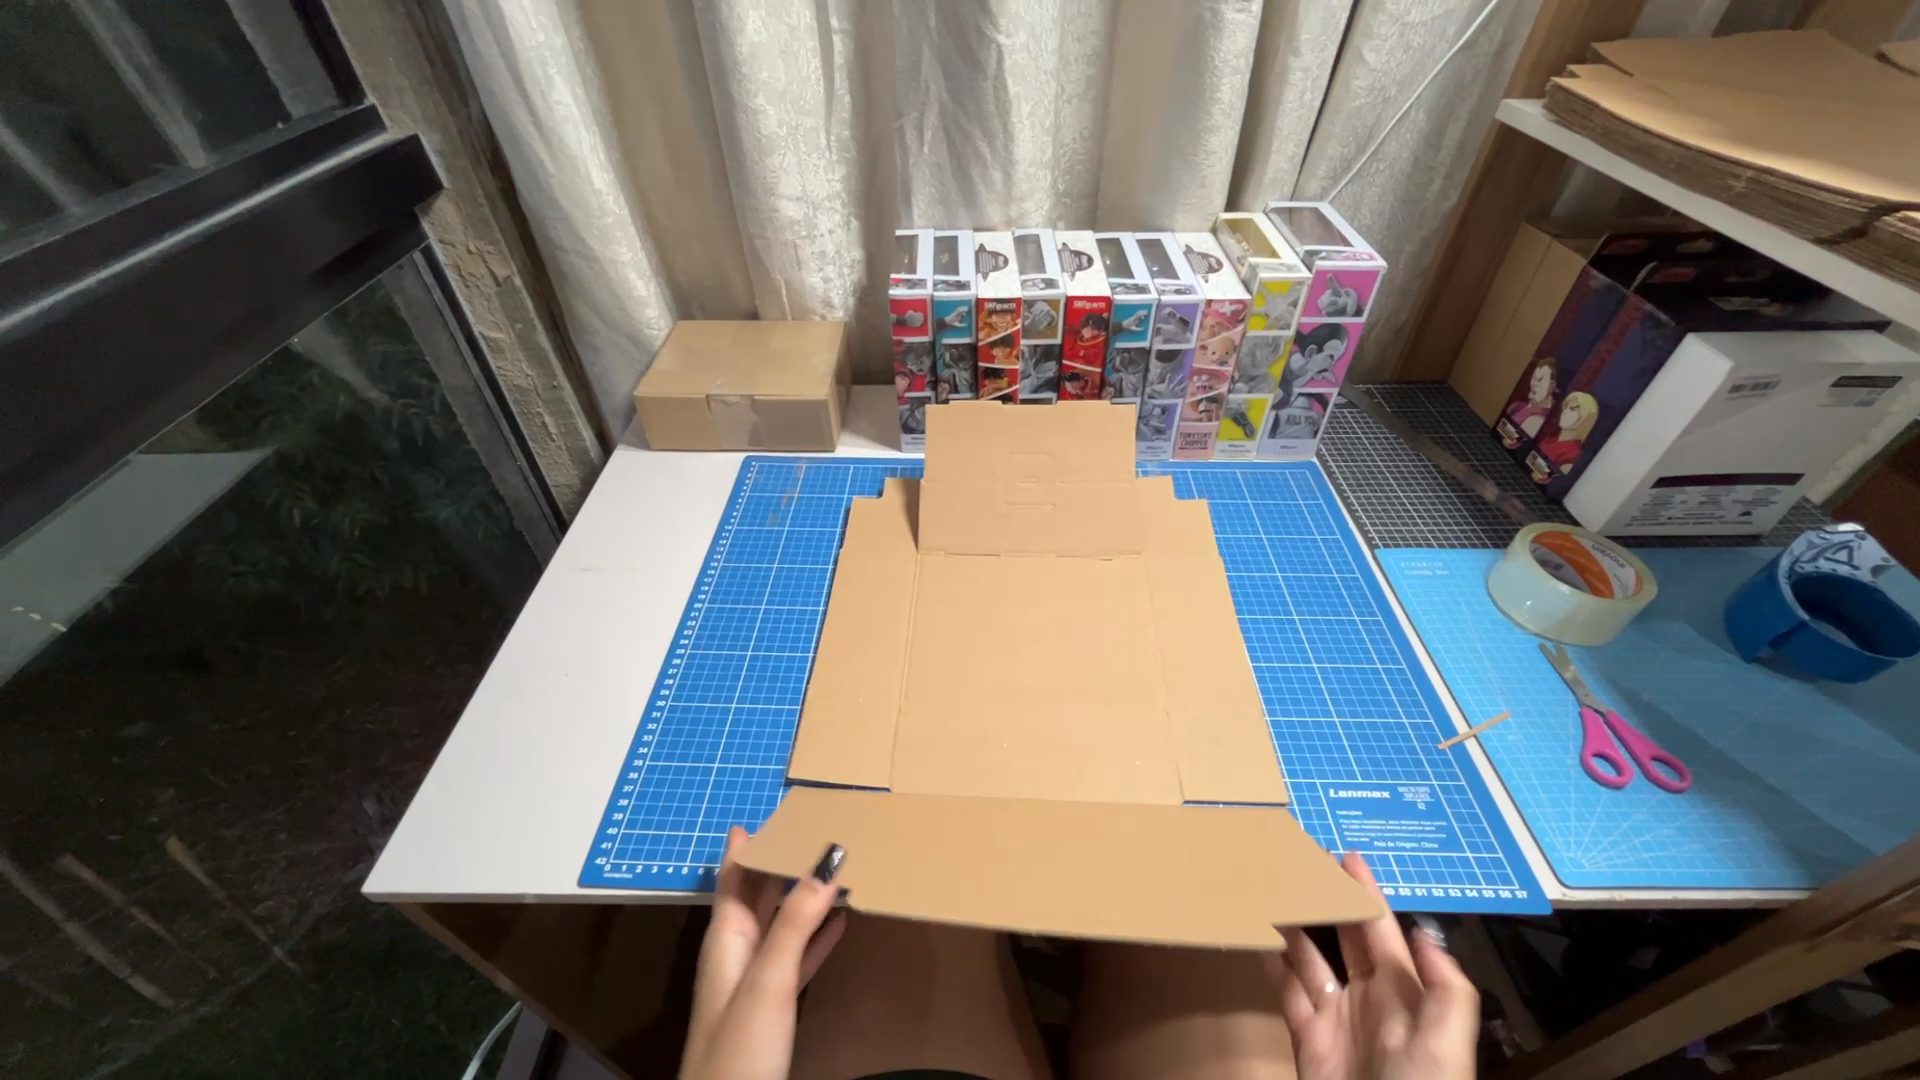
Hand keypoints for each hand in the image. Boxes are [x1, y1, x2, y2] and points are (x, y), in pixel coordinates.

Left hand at [681, 828, 846, 1079]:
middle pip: (761, 893)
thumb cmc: (738, 1048)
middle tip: (821, 826)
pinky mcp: (776, 1006)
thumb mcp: (768, 980)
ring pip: (783, 922)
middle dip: (785, 860)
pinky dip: (818, 935)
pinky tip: (842, 921)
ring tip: (839, 864)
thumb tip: (827, 857)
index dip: (752, 843)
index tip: (780, 810)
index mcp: (727, 937)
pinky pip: (798, 955)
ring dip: (806, 895)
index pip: (737, 876)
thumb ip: (796, 921)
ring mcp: (757, 980)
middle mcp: (739, 951)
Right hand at [1266, 852, 1478, 1079]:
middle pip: (1342, 935)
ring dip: (1290, 924)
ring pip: (1308, 958)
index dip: (1365, 893)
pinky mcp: (1308, 1038)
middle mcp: (1369, 998)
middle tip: (1297, 860)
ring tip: (1268, 888)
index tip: (1345, 855)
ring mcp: (1336, 1017)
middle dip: (1324, 897)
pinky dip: (1270, 962)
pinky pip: (1286, 992)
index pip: (1380, 931)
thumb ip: (1447, 993)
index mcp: (1404, 995)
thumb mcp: (1448, 1051)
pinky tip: (1256, 936)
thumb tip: (1424, 932)